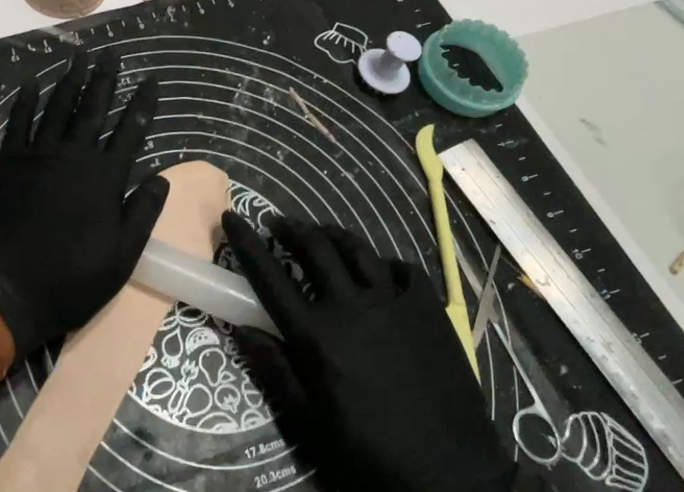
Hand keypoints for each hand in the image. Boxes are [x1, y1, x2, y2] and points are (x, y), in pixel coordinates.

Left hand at [0, 52, 169, 357]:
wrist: (8, 289)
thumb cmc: (72, 279)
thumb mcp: (122, 256)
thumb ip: (142, 213)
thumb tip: (161, 177)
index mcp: (105, 178)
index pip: (131, 130)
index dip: (143, 103)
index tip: (152, 79)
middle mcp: (74, 156)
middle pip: (93, 107)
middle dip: (105, 78)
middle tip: (112, 53)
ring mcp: (39, 155)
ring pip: (58, 107)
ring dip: (70, 80)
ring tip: (80, 56)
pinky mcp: (10, 163)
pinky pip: (19, 122)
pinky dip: (26, 100)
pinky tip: (31, 82)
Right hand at [224, 214, 515, 491]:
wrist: (451, 475)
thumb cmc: (372, 455)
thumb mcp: (312, 426)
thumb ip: (277, 373)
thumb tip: (242, 329)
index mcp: (316, 336)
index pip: (270, 277)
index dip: (246, 243)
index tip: (232, 218)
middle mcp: (350, 306)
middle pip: (314, 247)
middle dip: (290, 228)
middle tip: (277, 223)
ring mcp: (393, 303)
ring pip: (356, 248)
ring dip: (331, 233)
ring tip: (320, 232)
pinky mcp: (428, 309)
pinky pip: (402, 268)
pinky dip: (383, 261)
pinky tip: (379, 268)